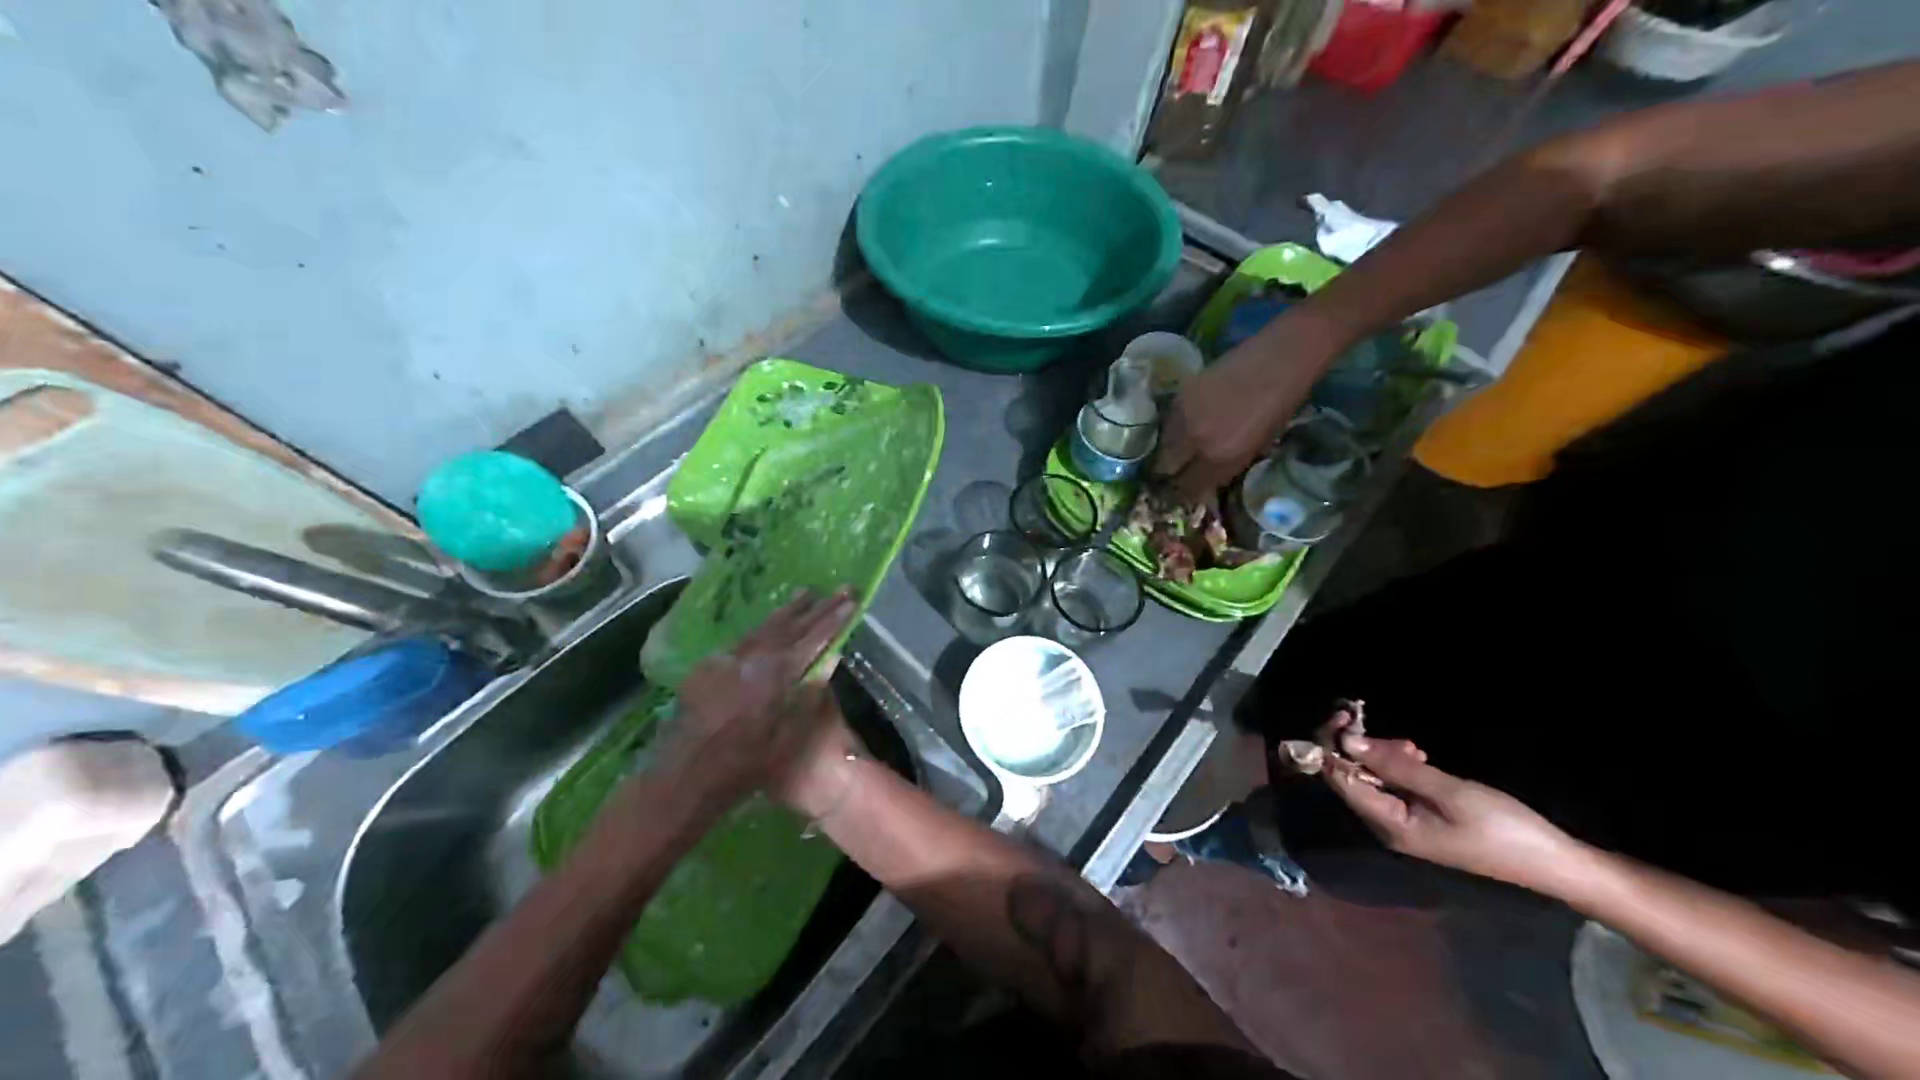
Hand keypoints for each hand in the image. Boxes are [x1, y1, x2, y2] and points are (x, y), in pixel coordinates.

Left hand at [660, 588, 857, 802]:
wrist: (682, 778)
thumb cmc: (742, 767)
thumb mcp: (786, 739)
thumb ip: (808, 696)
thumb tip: (830, 659)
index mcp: (773, 677)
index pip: (812, 640)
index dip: (834, 620)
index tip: (852, 601)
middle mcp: (751, 659)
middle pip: (791, 626)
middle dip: (818, 607)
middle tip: (841, 589)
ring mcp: (726, 659)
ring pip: (764, 628)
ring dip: (789, 611)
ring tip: (807, 592)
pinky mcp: (708, 666)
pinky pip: (743, 640)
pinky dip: (762, 628)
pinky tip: (770, 624)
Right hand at [1155, 315, 1341, 503]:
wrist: (1283, 355)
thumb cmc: (1283, 403)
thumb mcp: (1260, 444)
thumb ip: (1231, 463)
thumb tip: (1212, 474)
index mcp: (1222, 456)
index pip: (1191, 485)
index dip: (1188, 490)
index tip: (1190, 488)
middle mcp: (1197, 440)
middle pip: (1169, 466)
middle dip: (1173, 472)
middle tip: (1180, 469)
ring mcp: (1186, 415)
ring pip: (1165, 443)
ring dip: (1171, 449)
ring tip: (1181, 447)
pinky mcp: (1181, 394)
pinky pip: (1169, 421)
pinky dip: (1173, 428)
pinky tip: (1186, 424)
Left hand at [1323, 732, 1596, 897]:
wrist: (1554, 862)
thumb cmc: (1502, 827)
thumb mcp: (1447, 791)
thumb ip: (1394, 767)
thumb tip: (1348, 741)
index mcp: (1386, 825)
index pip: (1338, 779)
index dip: (1332, 745)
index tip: (1345, 716)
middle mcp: (1385, 826)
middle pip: (1350, 777)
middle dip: (1359, 747)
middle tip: (1384, 729)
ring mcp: (1402, 823)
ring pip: (1372, 778)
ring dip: (1383, 756)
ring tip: (1413, 747)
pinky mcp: (1419, 818)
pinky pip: (1393, 786)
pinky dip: (1398, 768)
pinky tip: (1418, 757)